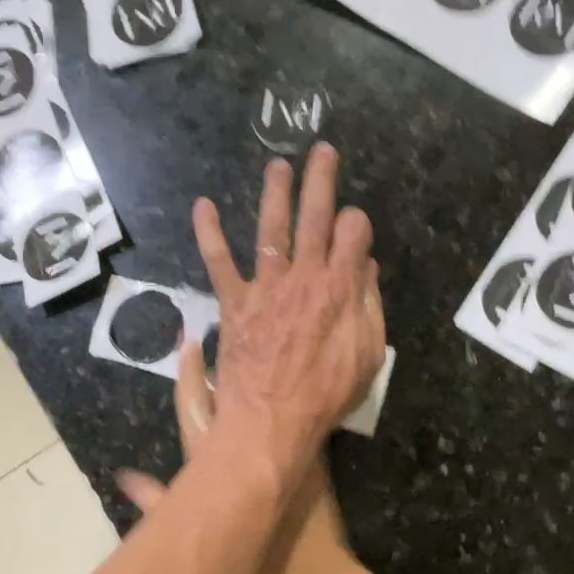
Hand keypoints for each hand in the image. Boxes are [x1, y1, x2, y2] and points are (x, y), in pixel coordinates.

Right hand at [116, 344, 366, 573]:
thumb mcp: (199, 544)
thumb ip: (157, 505)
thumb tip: (125, 477)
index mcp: (221, 466)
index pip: (199, 409)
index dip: (191, 374)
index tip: (188, 341)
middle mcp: (257, 451)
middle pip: (237, 397)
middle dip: (227, 366)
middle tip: (222, 335)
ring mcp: (294, 453)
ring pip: (271, 405)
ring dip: (259, 382)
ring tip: (253, 355)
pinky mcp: (319, 462)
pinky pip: (299, 424)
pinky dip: (288, 407)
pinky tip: (288, 393)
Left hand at [192, 143, 384, 486]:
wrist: (272, 422)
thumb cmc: (325, 396)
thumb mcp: (367, 356)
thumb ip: (369, 308)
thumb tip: (368, 269)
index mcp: (340, 289)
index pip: (354, 234)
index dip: (357, 223)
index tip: (356, 226)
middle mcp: (304, 277)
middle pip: (315, 217)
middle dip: (321, 181)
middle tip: (322, 151)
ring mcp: (266, 286)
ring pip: (271, 228)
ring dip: (275, 193)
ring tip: (278, 165)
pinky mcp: (235, 302)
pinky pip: (219, 262)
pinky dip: (210, 233)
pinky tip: (203, 206)